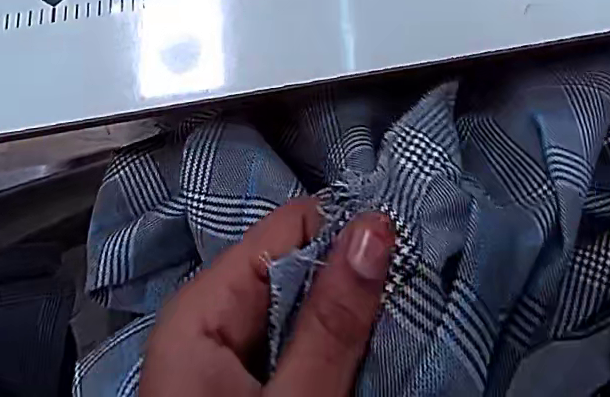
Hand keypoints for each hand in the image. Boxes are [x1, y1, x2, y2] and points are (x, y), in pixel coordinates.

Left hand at [138, 199, 393, 396]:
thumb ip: (330, 322)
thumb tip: (374, 227)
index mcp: (199, 305)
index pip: (284, 230)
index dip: (346, 229)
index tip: (404, 236)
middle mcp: (206, 314)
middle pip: (292, 265)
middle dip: (347, 271)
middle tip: (410, 277)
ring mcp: (221, 350)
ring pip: (297, 305)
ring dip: (344, 309)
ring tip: (399, 305)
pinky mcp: (238, 381)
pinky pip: (291, 339)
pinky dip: (329, 341)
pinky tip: (364, 344)